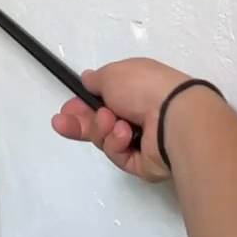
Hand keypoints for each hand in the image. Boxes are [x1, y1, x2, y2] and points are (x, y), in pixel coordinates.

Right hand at [50, 57, 192, 181]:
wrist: (174, 117)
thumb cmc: (143, 87)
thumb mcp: (111, 74)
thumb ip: (95, 80)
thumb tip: (88, 80)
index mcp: (134, 90)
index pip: (101, 101)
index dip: (81, 105)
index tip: (66, 110)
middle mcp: (138, 114)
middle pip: (99, 123)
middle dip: (79, 123)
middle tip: (62, 123)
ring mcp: (141, 140)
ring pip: (105, 139)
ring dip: (102, 129)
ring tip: (110, 122)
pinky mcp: (143, 162)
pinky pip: (118, 154)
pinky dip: (117, 143)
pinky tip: (125, 134)